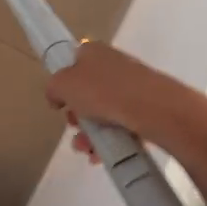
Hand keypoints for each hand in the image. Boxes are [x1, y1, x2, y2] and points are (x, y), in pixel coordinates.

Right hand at [45, 42, 193, 150]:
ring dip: (91, 133)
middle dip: (77, 115)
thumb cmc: (101, 91)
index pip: (72, 62)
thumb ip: (53, 89)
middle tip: (75, 129)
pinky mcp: (148, 105)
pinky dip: (111, 138)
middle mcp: (113, 63)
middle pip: (87, 91)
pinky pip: (123, 122)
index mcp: (92, 50)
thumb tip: (57, 97)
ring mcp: (133, 84)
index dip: (63, 84)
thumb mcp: (61, 85)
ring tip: (88, 150)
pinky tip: (103, 155)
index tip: (61, 104)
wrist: (154, 108)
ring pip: (104, 110)